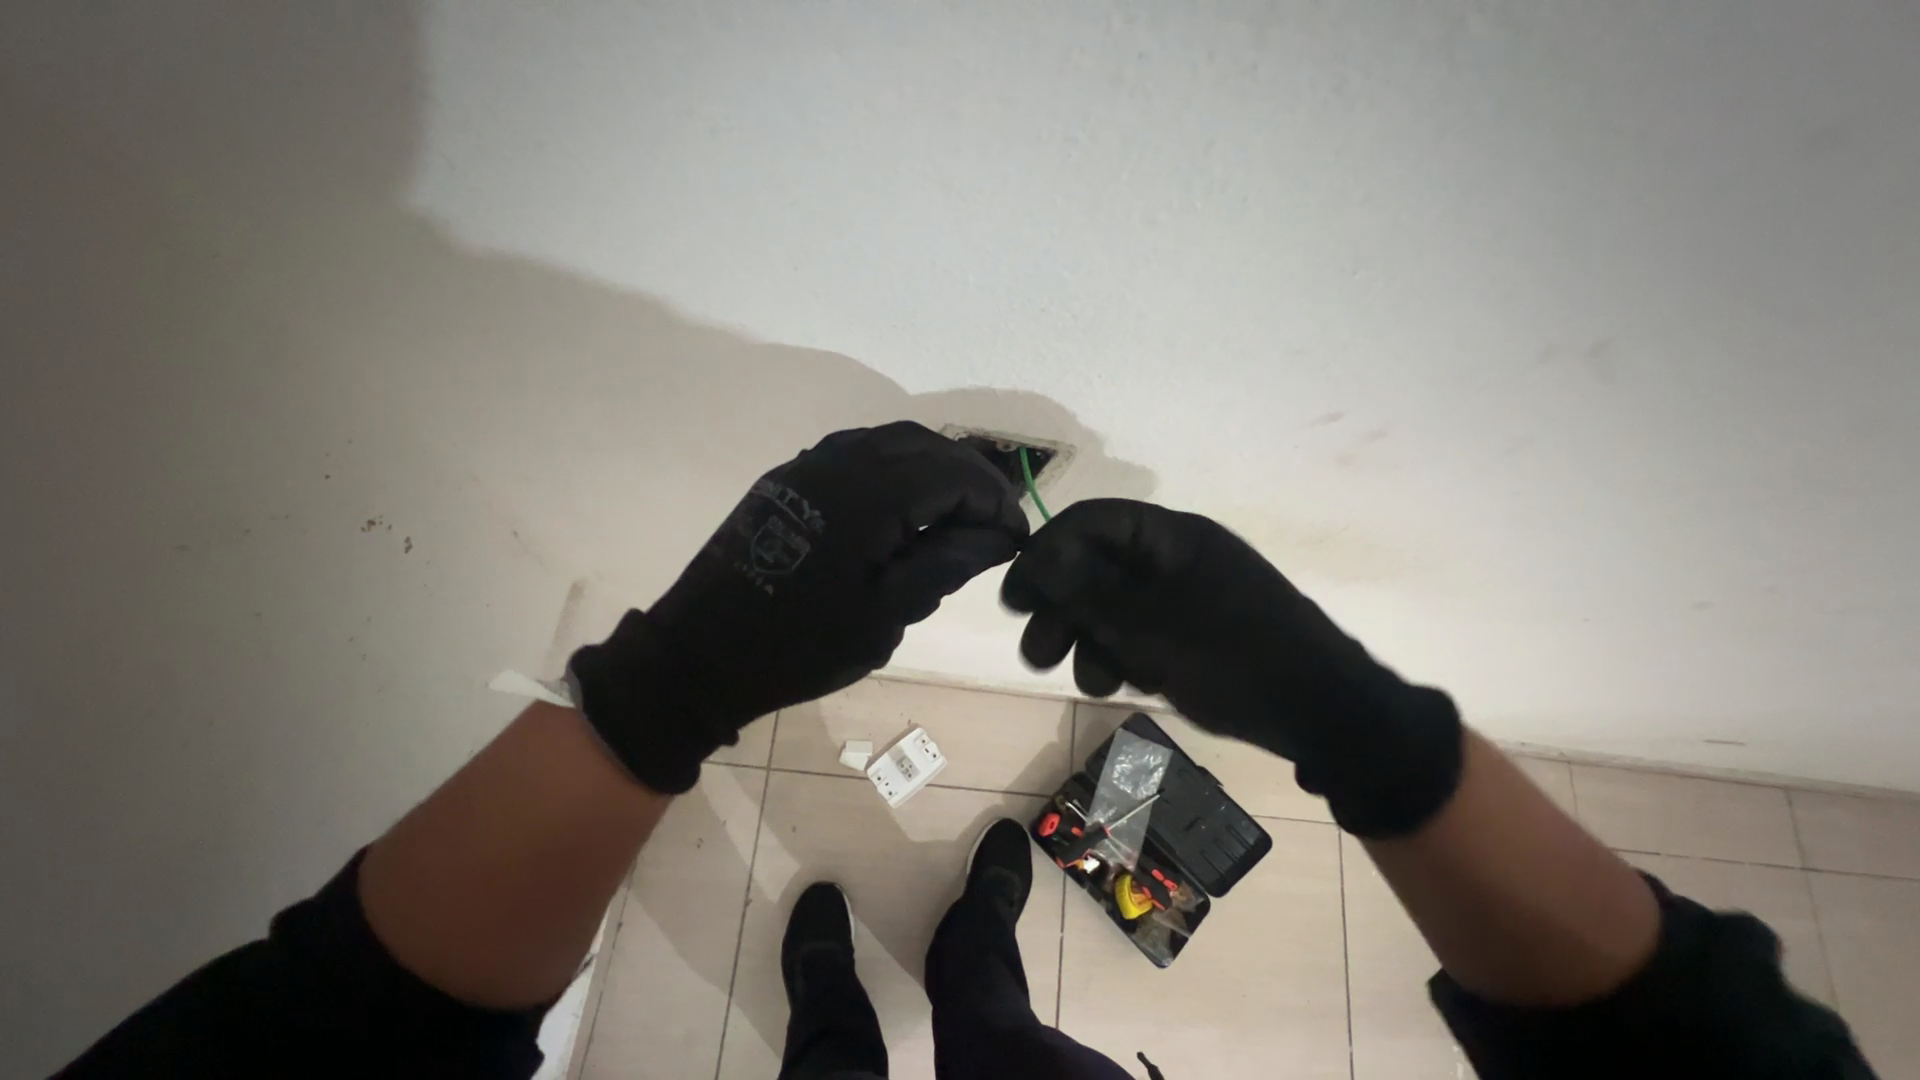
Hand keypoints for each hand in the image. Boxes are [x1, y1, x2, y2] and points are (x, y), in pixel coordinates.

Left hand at [571, 422, 1028, 793]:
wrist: (700, 654)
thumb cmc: (800, 646)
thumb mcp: (885, 614)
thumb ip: (947, 562)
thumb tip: (1000, 535)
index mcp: (869, 495)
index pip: (954, 476)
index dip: (995, 503)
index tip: (1016, 539)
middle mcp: (841, 461)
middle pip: (927, 447)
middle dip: (971, 480)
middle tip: (996, 523)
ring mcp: (810, 464)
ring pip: (892, 442)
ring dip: (935, 469)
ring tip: (961, 513)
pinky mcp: (791, 477)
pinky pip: (858, 453)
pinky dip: (897, 469)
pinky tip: (908, 507)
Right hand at [1000, 498, 1461, 836]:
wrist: (1326, 715)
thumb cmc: (1237, 661)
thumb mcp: (1152, 628)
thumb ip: (1089, 591)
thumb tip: (1035, 555)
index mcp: (1173, 538)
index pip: (1091, 523)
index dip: (1046, 554)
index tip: (1014, 599)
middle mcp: (1177, 559)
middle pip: (1098, 569)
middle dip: (1064, 611)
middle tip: (1036, 654)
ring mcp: (1189, 597)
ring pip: (1118, 608)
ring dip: (1093, 642)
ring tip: (1090, 682)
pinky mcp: (1197, 633)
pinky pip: (1144, 633)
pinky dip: (1127, 656)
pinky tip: (1131, 683)